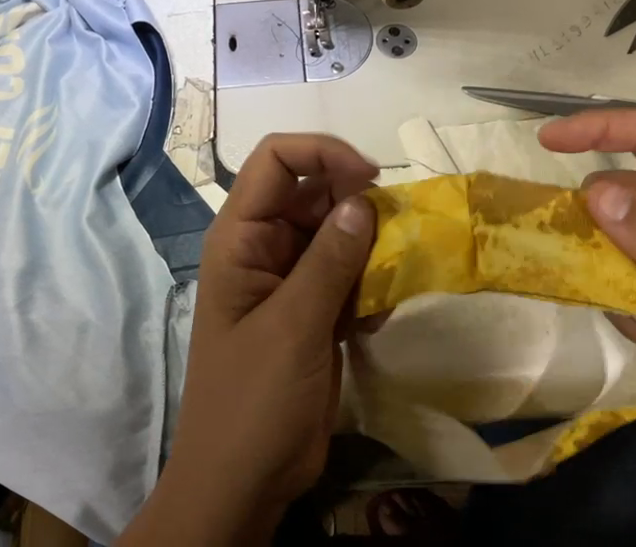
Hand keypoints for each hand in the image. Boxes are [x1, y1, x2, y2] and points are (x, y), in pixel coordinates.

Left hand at [118, 134, 378, 545]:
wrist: (242, 481)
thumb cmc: (253, 399)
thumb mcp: (293, 326)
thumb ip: (329, 260)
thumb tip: (363, 200)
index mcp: (239, 236)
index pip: (274, 160)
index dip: (321, 153)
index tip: (371, 177)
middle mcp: (262, 246)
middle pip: (309, 190)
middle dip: (353, 197)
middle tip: (395, 226)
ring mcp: (288, 279)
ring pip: (333, 230)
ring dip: (367, 239)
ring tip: (396, 263)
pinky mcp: (312, 309)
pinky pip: (344, 270)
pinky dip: (367, 276)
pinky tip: (383, 304)